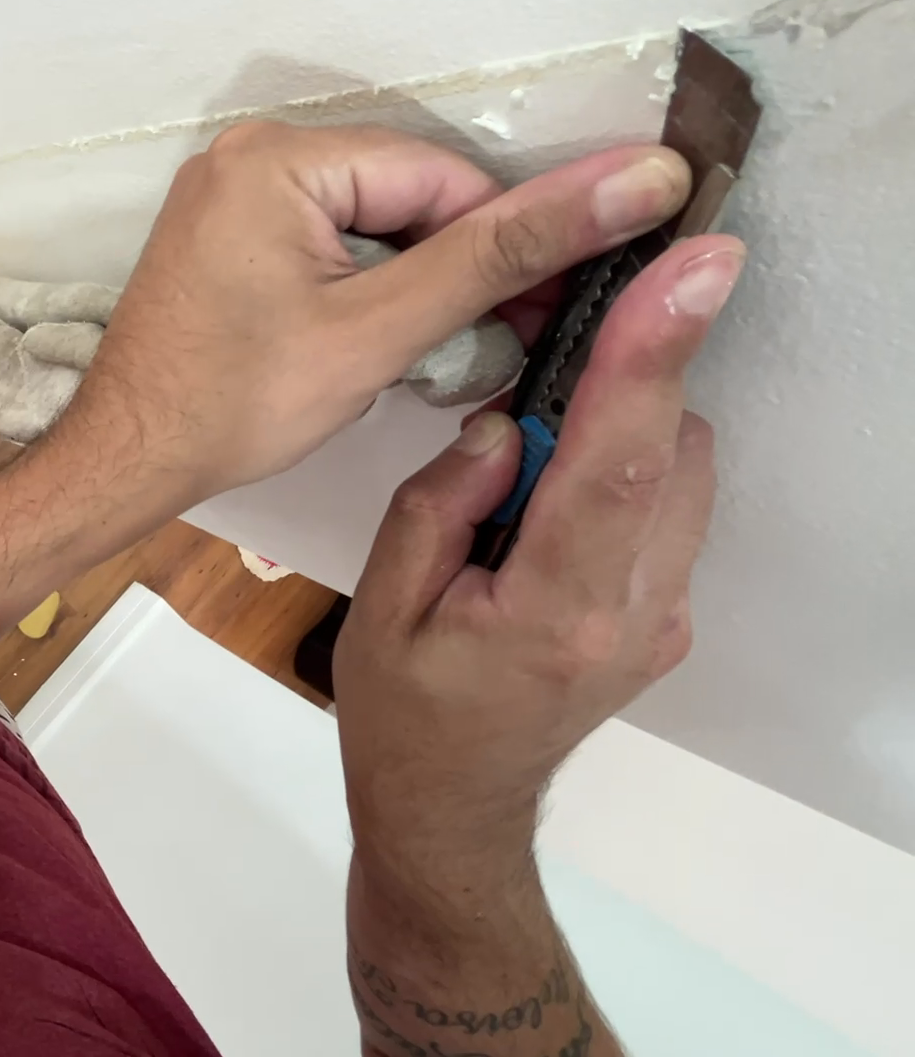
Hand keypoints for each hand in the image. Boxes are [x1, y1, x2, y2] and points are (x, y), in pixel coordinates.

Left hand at [54, 122, 693, 508]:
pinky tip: (356, 338)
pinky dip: (345, 286)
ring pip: (354, 224)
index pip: (438, 175)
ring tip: (413, 349)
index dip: (503, 241)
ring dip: (397, 282)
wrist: (127, 457)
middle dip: (443, 266)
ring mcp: (218, 201)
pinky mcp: (211, 241)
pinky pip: (306, 243)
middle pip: (394, 195)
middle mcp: (240, 159)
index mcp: (275, 159)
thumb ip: (499, 255)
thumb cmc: (231, 406)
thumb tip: (641, 180)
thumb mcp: (375, 330)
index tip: (547, 303)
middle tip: (482, 338)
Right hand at [334, 232, 744, 867]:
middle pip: (670, 456)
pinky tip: (536, 510)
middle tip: (524, 393)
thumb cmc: (398, 709)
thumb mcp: (380, 607)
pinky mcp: (662, 619)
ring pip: (678, 478)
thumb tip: (498, 431)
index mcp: (554, 609)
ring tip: (517, 467)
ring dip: (612, 437)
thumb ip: (434, 509)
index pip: (619, 465)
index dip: (651, 359)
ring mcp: (664, 618)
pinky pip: (661, 513)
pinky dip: (612, 477)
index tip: (692, 268)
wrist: (447, 802)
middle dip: (616, 392)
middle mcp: (637, 609)